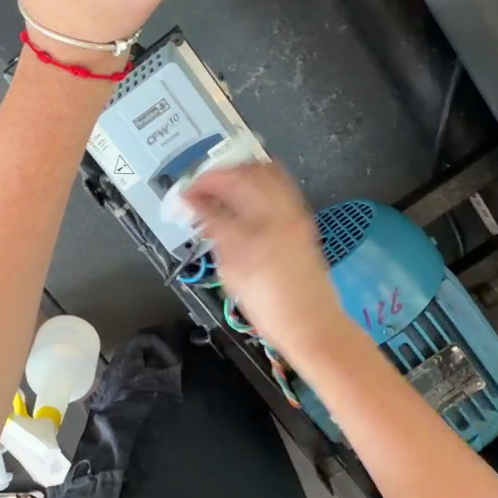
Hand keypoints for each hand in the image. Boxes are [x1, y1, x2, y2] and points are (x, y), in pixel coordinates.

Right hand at [184, 162, 351, 354]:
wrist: (312, 324)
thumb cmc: (272, 308)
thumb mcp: (232, 273)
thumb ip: (215, 234)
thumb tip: (200, 212)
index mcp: (257, 227)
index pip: (219, 192)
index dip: (196, 190)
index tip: (185, 197)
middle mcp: (279, 213)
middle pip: (244, 173)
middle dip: (217, 176)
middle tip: (201, 189)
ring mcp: (294, 215)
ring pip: (265, 173)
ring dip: (238, 175)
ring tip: (222, 190)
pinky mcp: (303, 221)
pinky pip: (280, 186)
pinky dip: (259, 184)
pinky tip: (247, 199)